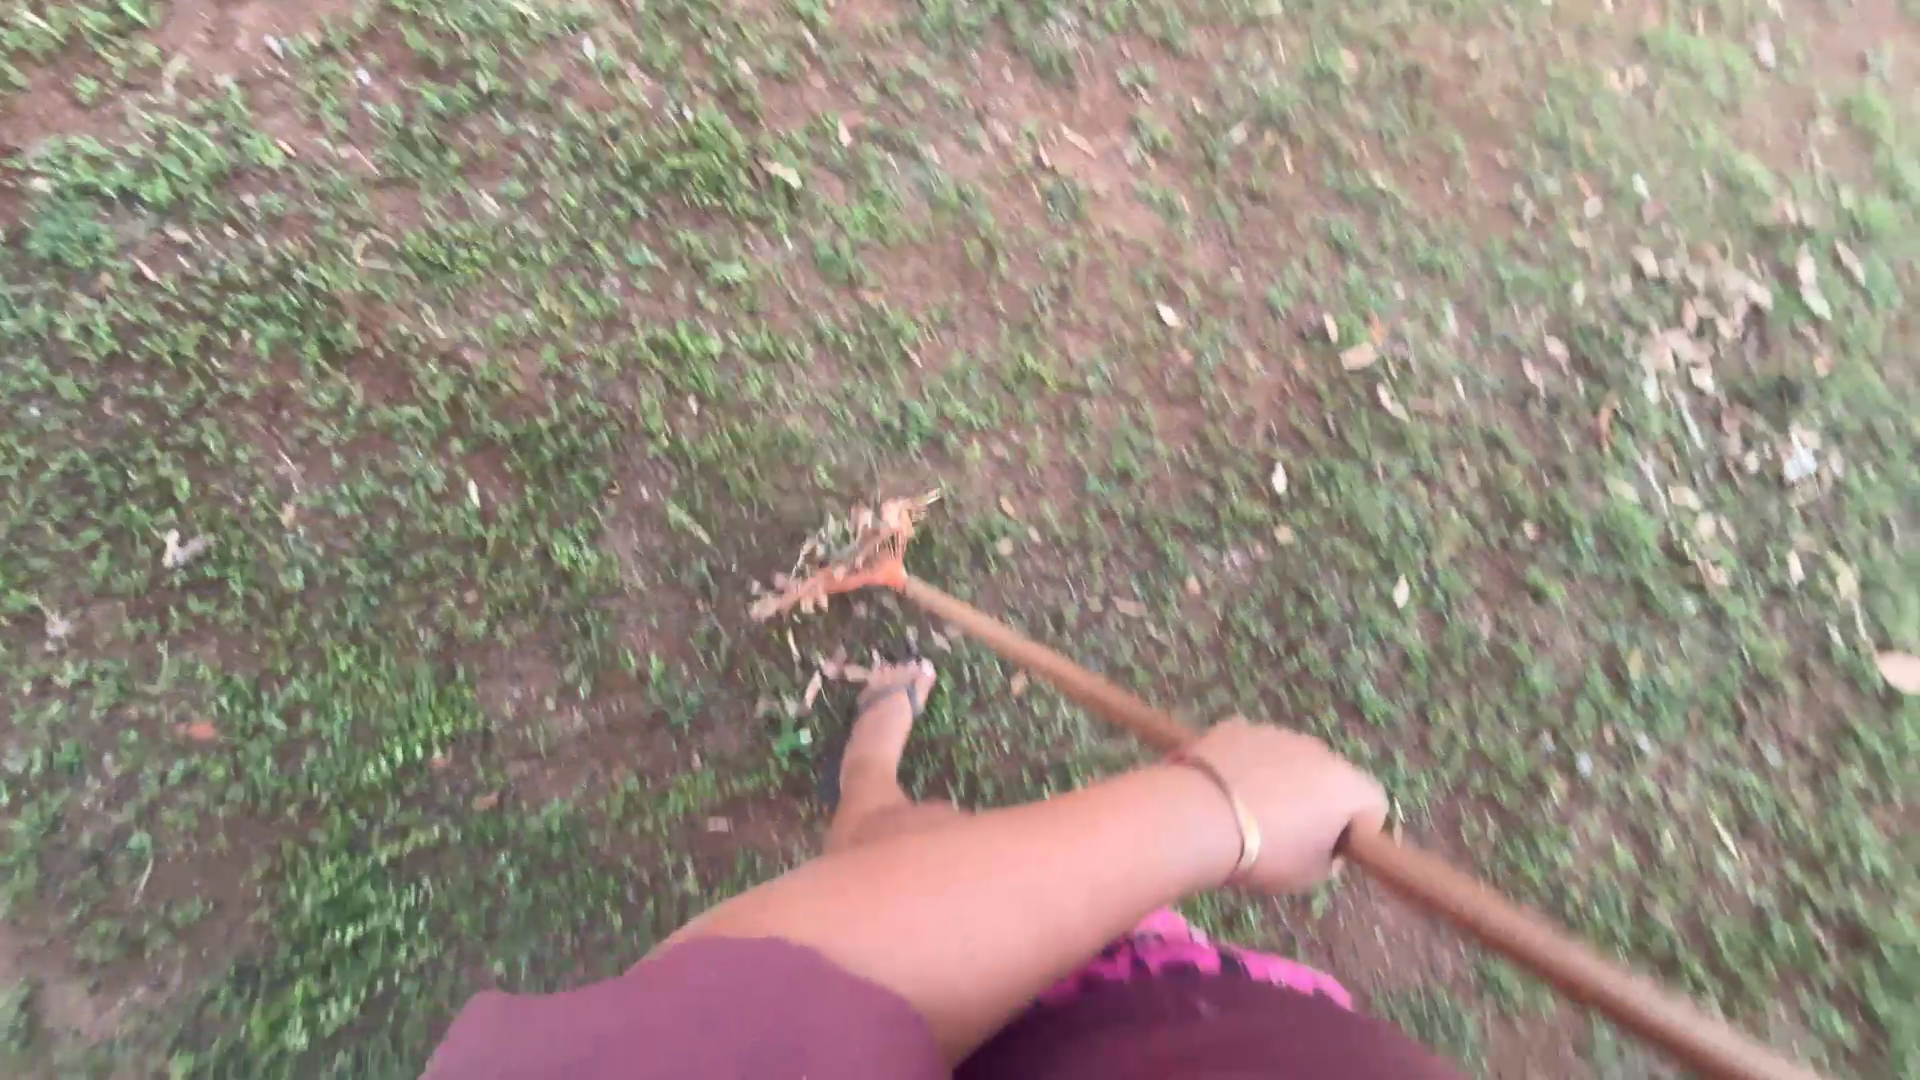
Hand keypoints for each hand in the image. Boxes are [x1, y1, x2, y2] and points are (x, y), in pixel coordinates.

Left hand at [1183, 718, 1387, 893]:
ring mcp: (1274, 732)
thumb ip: (1330, 857)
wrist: (1198, 815)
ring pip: (1289, 756)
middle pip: (1330, 775)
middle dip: (1318, 798)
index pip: (1373, 804)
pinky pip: (1252, 746)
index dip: (1359, 829)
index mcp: (1347, 785)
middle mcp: (1317, 749)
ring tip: (1249, 808)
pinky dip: (1246, 761)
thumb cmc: (1265, 852)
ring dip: (1280, 776)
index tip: (1332, 849)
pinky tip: (1225, 785)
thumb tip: (1323, 844)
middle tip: (1288, 830)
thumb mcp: (1311, 875)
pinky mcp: (1236, 725)